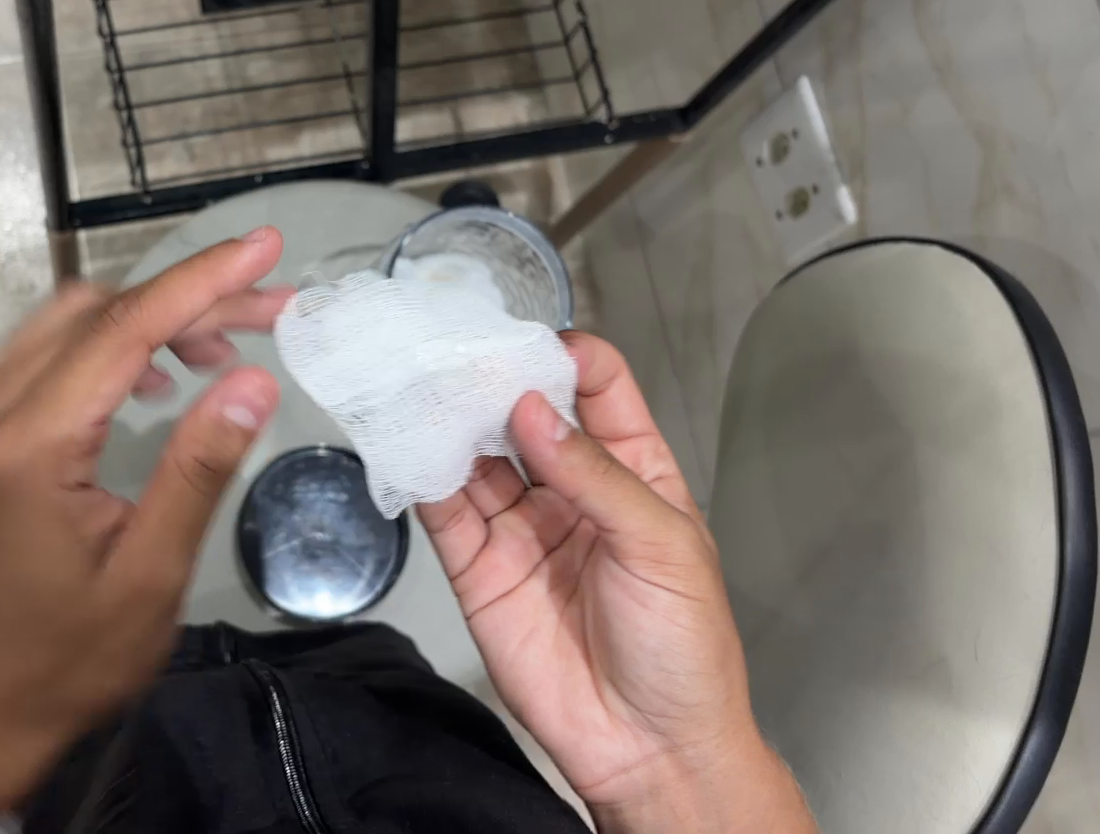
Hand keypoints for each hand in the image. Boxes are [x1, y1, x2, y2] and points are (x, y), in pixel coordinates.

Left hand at [0, 228, 289, 826]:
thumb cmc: (72, 655)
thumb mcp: (153, 572)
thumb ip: (200, 468)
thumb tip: (256, 379)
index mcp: (33, 444)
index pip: (127, 328)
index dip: (203, 279)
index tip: (265, 247)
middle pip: (104, 312)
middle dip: (193, 297)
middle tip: (269, 310)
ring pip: (76, 319)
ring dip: (155, 316)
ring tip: (222, 348)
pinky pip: (54, 349)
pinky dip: (116, 340)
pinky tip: (158, 377)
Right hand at [418, 332, 813, 833]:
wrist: (647, 751)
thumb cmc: (684, 649)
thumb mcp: (662, 548)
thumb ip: (594, 475)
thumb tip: (532, 411)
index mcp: (628, 471)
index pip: (597, 391)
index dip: (570, 360)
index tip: (538, 348)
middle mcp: (566, 487)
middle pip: (524, 415)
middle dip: (496, 385)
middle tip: (464, 360)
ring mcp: (518, 523)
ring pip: (476, 456)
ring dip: (453, 424)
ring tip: (428, 394)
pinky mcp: (477, 562)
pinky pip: (444, 509)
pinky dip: (425, 476)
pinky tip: (414, 449)